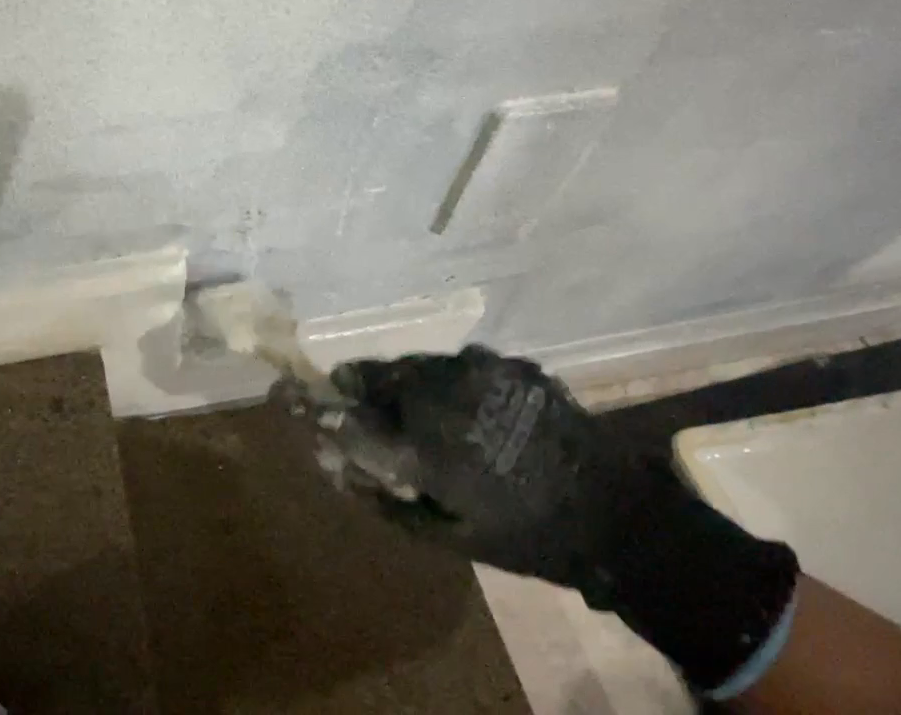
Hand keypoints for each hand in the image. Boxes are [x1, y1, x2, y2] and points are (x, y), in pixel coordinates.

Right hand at [304, 345, 627, 595]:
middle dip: (358, 390)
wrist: (618, 515)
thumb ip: (381, 494)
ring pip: (413, 364)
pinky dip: (443, 381)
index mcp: (424, 447)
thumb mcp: (444, 533)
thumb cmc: (524, 536)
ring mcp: (479, 372)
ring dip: (399, 382)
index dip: (307, 403)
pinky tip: (463, 406)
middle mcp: (443, 396)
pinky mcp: (508, 362)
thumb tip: (332, 462)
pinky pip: (455, 364)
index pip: (345, 418)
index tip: (282, 389)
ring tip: (414, 408)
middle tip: (356, 404)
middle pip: (374, 377)